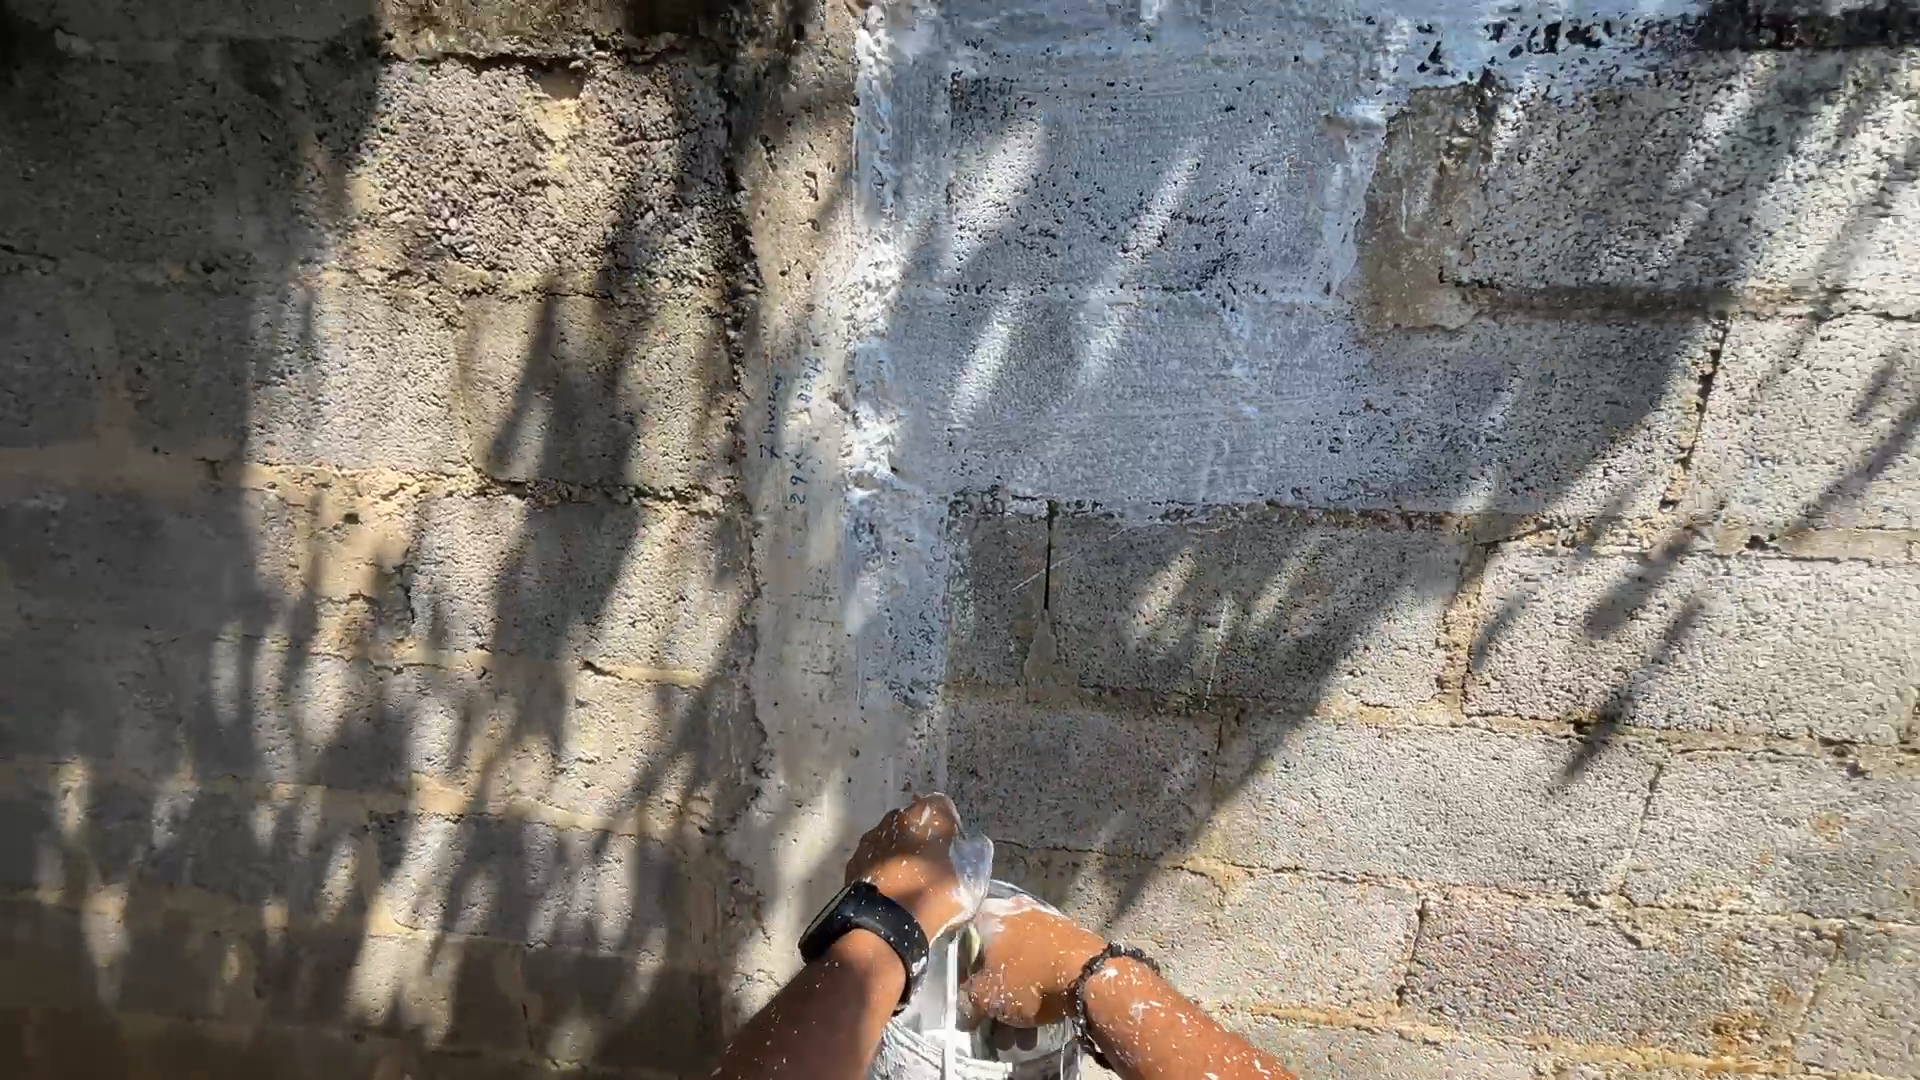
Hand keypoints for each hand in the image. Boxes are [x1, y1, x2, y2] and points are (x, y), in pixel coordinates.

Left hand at [844, 793, 992, 940]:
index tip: (954, 843)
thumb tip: (974, 844)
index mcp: (924, 815)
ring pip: (889, 839)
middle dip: (920, 836)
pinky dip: (880, 869)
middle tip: (930, 862)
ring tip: (907, 880)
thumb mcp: (968, 877)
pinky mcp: (853, 863)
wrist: (885, 925)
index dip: (949, 823)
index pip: (941, 805)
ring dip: (898, 852)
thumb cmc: (932, 894)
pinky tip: (887, 890)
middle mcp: (894, 819)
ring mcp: (870, 840)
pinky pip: (872, 860)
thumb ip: (974, 853)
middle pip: (912, 821)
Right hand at [962, 894, 1103, 1028]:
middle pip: (996, 959)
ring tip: (1022, 1036)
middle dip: (997, 999)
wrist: (1086, 974)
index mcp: (989, 913)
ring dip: (1018, 1001)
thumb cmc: (1029, 979)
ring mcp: (1042, 918)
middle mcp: (1013, 908)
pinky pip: (1042, 963)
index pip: (965, 947)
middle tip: (999, 1030)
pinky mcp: (1065, 934)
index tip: (973, 1005)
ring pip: (1021, 965)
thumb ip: (967, 1001)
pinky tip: (1040, 1021)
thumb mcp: (987, 997)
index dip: (966, 980)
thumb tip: (964, 1010)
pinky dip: (1038, 990)